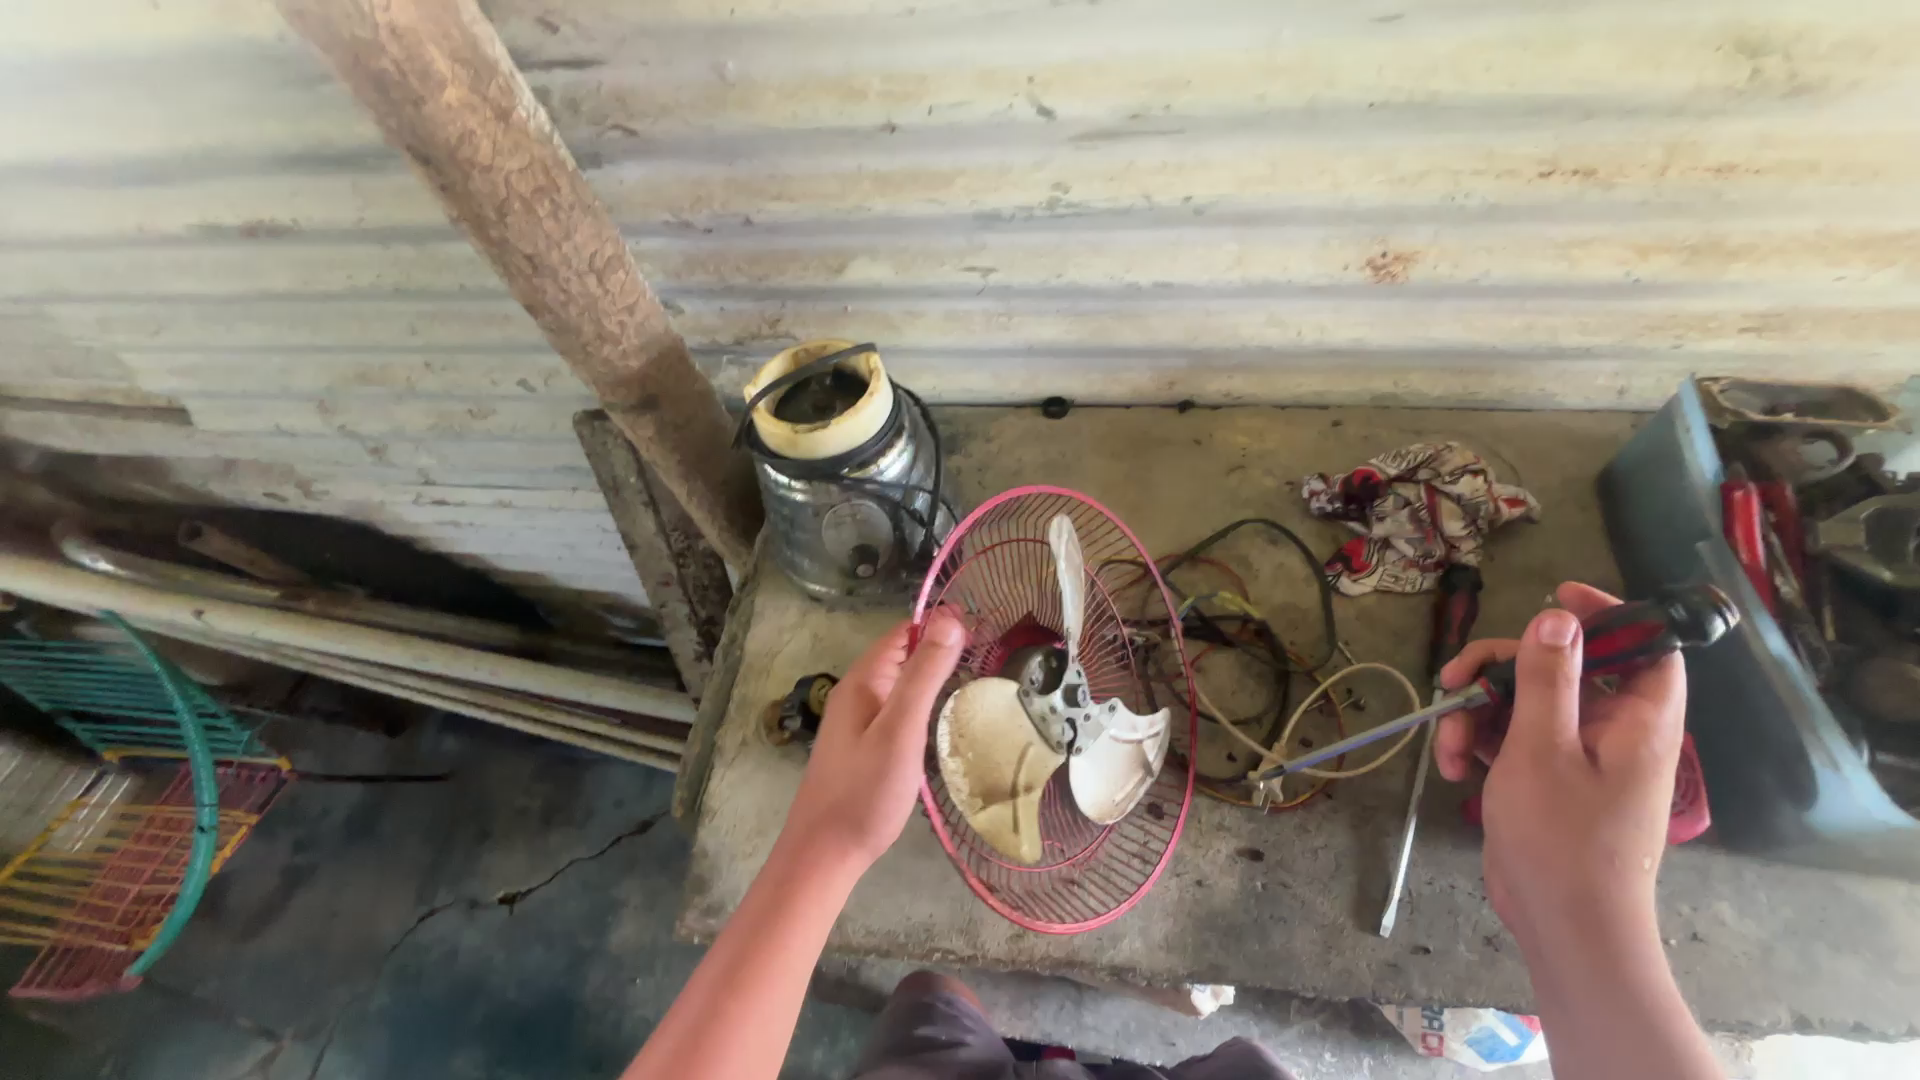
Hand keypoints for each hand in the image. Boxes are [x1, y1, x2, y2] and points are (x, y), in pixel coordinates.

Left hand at [776, 609, 966, 875]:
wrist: (825, 855)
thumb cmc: (865, 792)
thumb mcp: (901, 729)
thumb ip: (924, 674)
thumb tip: (949, 619)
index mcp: (863, 682)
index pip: (903, 633)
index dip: (940, 625)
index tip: (983, 627)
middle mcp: (856, 694)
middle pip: (901, 655)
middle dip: (939, 646)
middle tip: (988, 651)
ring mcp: (857, 721)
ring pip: (899, 683)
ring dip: (931, 673)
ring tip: (974, 677)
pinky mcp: (863, 746)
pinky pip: (895, 708)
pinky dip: (921, 700)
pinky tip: (941, 716)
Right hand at [1434, 583, 1687, 953]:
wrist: (1561, 921)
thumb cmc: (1562, 835)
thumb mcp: (1543, 748)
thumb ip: (1548, 678)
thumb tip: (1557, 617)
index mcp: (1636, 723)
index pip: (1645, 649)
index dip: (1611, 615)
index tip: (1556, 593)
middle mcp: (1611, 732)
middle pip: (1559, 671)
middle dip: (1499, 671)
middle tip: (1455, 678)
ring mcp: (1575, 757)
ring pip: (1521, 704)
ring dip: (1476, 716)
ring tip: (1449, 747)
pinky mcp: (1543, 778)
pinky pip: (1509, 739)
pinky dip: (1478, 744)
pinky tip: (1454, 767)